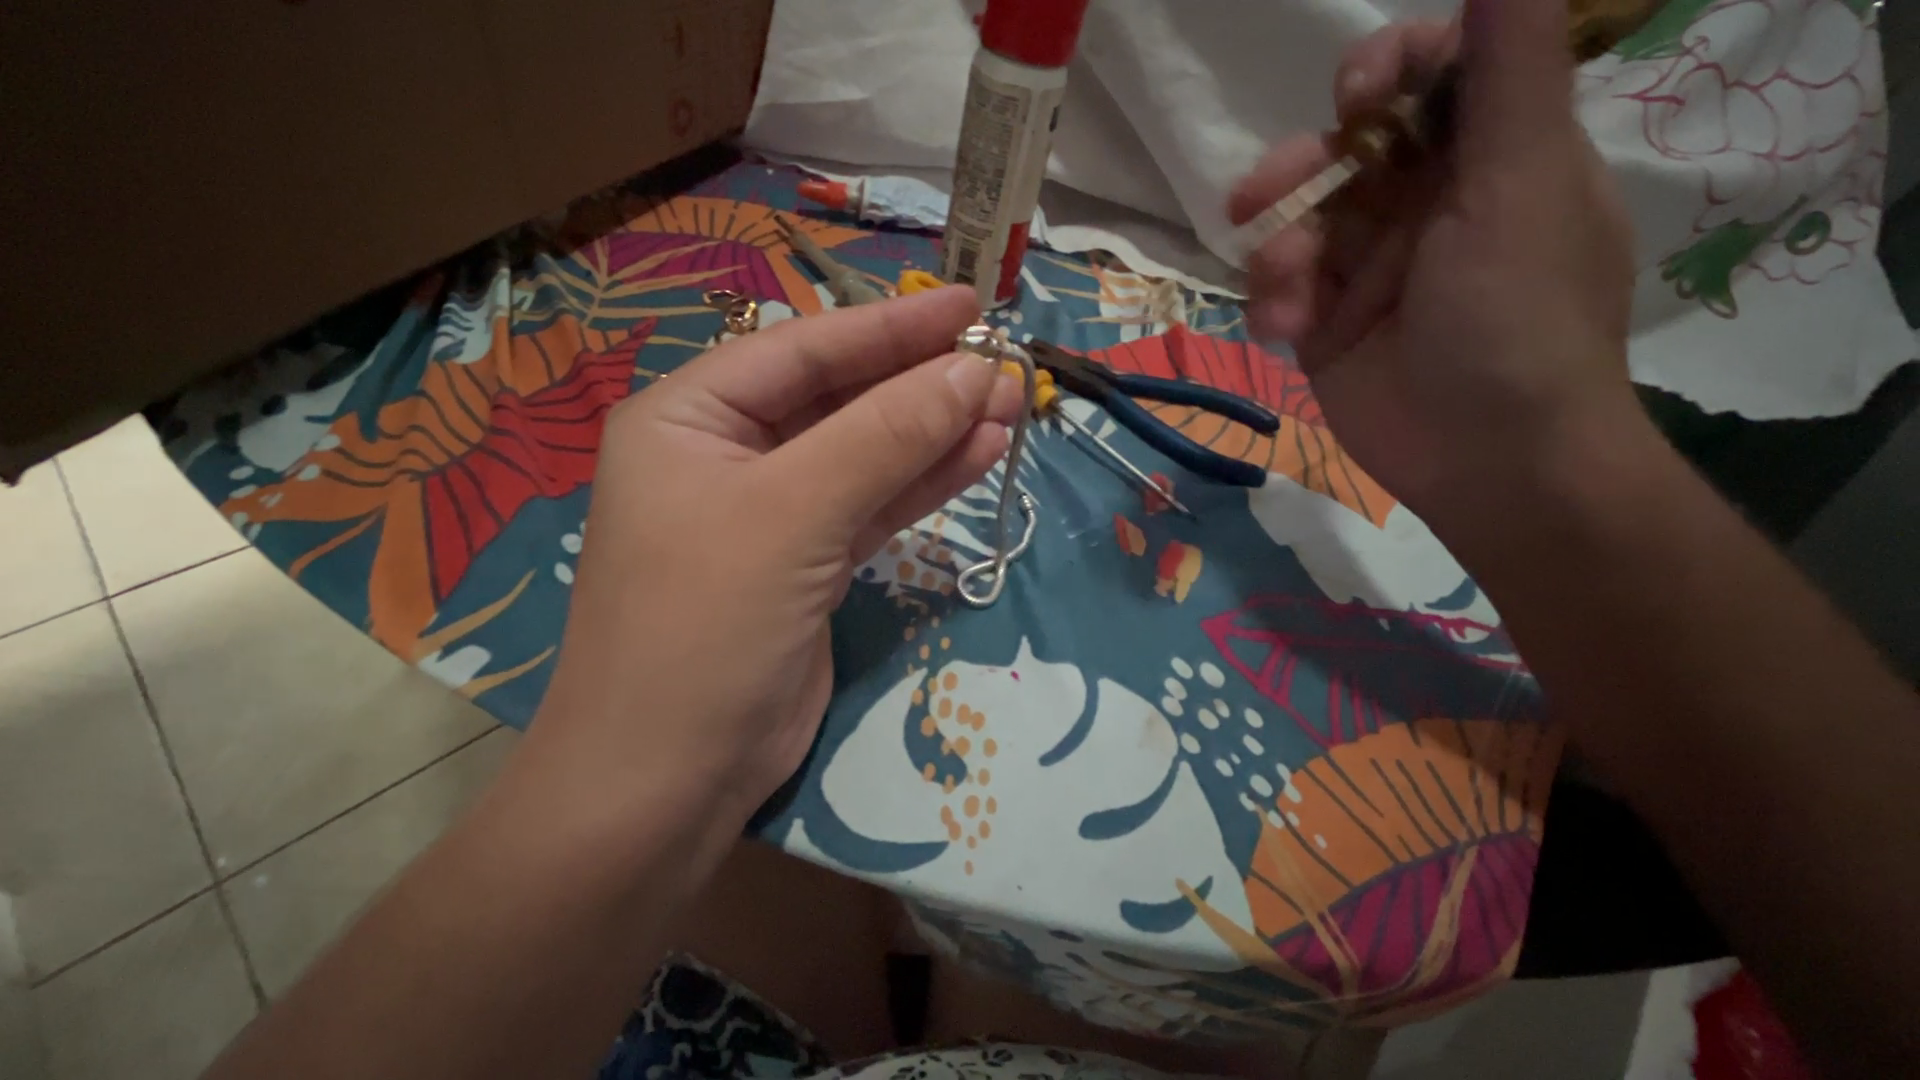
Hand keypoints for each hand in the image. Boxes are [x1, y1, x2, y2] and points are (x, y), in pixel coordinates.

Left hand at [522, 287, 1020, 834]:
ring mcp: (769, 514)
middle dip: (919, 382)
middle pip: (837, 398)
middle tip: (1004, 360)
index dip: (889, 326)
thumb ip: (886, 436)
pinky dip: (922, 484)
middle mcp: (724, 455)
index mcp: (688, 417)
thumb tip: (977, 371)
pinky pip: (871, 507)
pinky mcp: (806, 566)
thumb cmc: (705, 625)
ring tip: (1010, 405)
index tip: (970, 305)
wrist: (668, 778)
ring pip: (864, 454)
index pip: (802, 350)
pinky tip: (979, 455)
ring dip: (934, 432)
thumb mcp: (793, 514)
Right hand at [1228, 0, 1640, 532]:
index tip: (1358, 97)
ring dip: (1278, 247)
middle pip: (1343, 147)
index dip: (1387, 68)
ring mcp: (1370, 266)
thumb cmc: (1519, 320)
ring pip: (1296, 220)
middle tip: (1271, 190)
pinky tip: (1287, 332)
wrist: (1488, 462)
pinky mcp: (1326, 322)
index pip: (1432, 75)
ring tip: (1286, 287)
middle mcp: (1426, 202)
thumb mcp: (1522, 185)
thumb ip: (1508, 73)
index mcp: (1490, 157)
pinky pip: (1277, 287)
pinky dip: (1273, 302)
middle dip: (1300, 166)